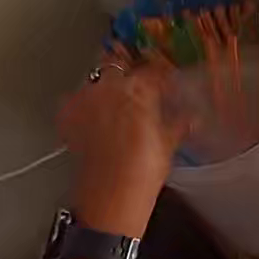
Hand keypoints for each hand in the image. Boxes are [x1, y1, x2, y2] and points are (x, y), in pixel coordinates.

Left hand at [57, 64, 187, 237]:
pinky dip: (88, 104)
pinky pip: (79, 99)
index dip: (161, 74)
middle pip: (118, 64)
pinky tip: (98, 118)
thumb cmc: (145, 169)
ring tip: (118, 103)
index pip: (153, 69)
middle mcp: (108, 86)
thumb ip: (179, 123)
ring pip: (96, 79)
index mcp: (138, 87)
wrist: (111, 194)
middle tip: (139, 86)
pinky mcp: (67, 114)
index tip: (167, 82)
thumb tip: (191, 118)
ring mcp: (84, 98)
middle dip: (129, 71)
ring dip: (107, 86)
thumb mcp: (168, 143)